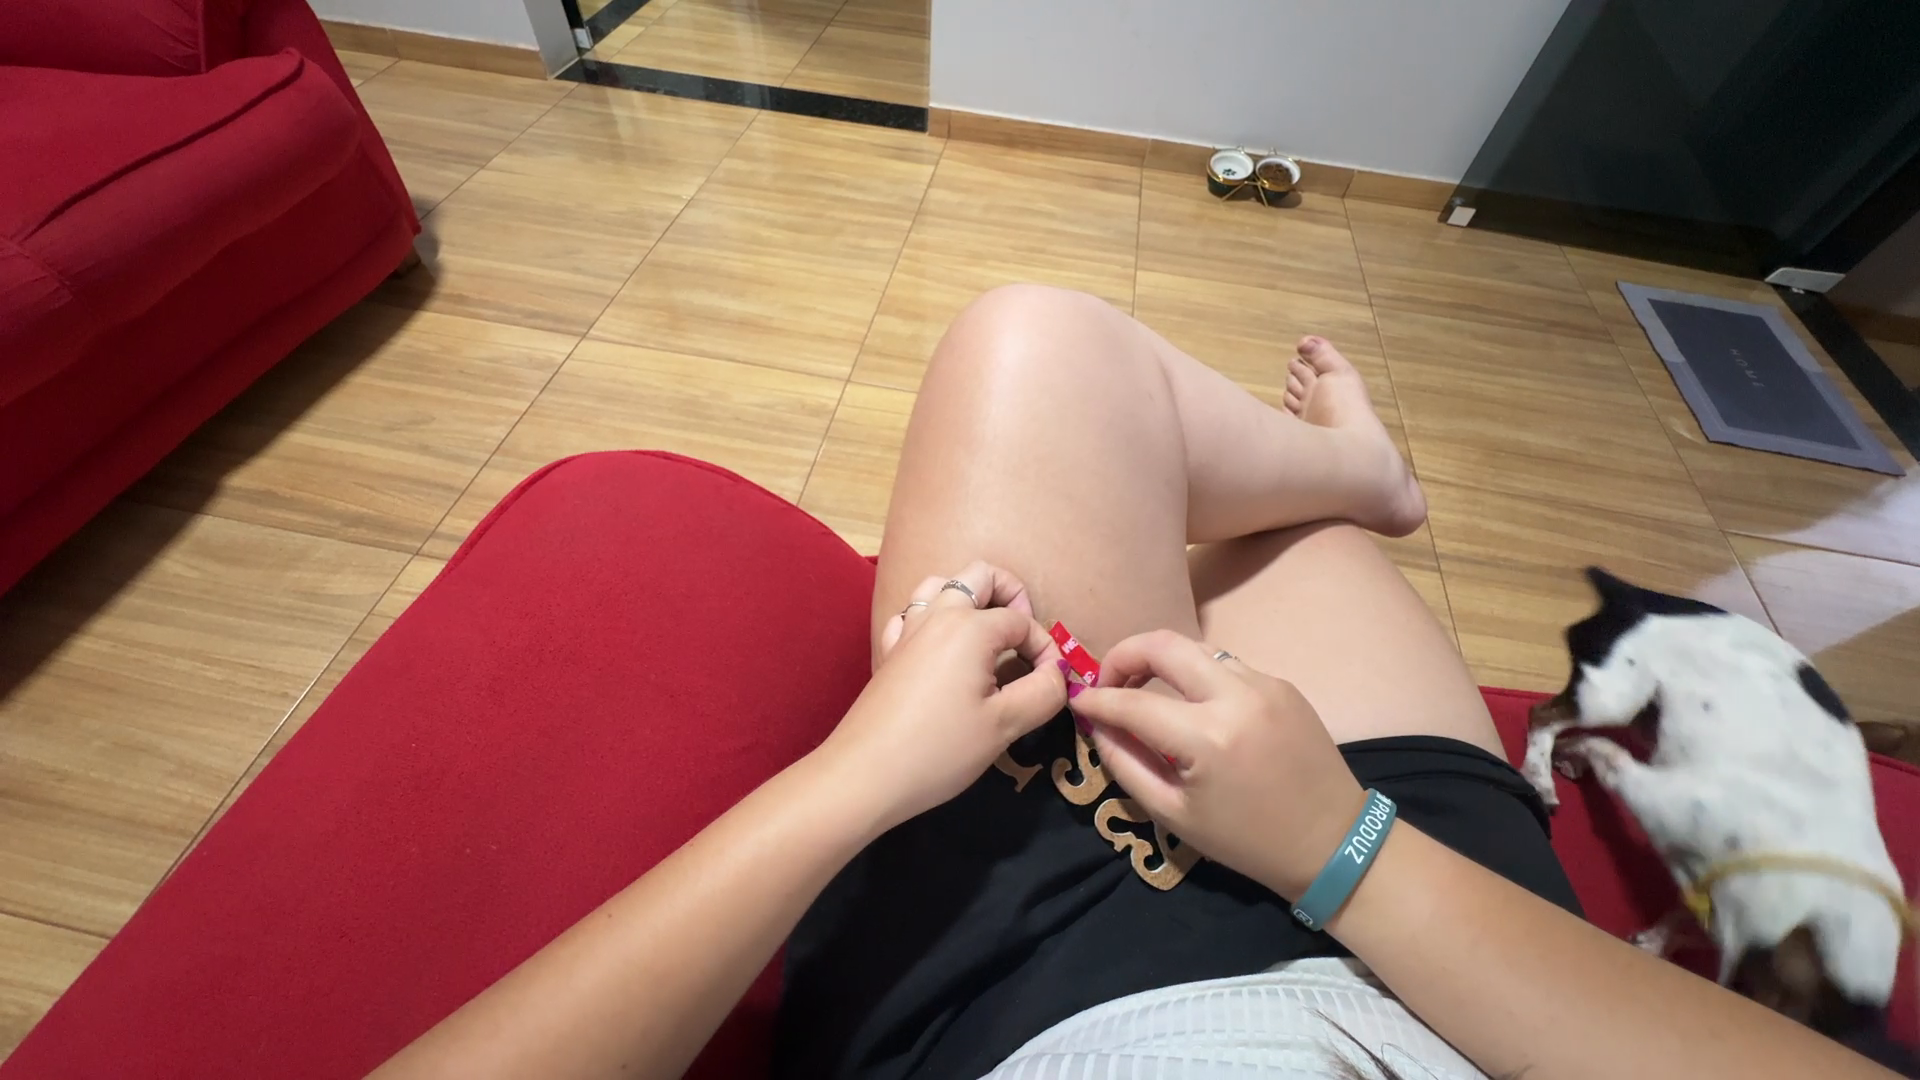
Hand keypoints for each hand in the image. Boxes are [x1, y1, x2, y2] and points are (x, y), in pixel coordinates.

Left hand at [817, 562, 1065, 830]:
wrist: (864, 774)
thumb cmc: (940, 749)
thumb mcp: (1004, 725)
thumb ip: (1042, 693)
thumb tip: (1058, 675)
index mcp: (970, 628)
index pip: (1021, 621)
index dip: (1045, 650)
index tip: (1051, 684)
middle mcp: (938, 615)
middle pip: (980, 575)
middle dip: (1011, 595)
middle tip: (1021, 636)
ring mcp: (908, 630)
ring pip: (940, 585)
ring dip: (969, 598)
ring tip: (986, 634)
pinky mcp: (889, 651)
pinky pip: (911, 614)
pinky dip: (932, 619)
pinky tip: (941, 649)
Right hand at [1068, 630, 1366, 898]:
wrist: (1335, 844)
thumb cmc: (1246, 840)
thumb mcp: (1173, 814)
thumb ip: (1126, 763)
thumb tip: (1097, 724)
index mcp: (1207, 738)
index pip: (1132, 701)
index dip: (1096, 699)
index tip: (1076, 700)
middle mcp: (1236, 697)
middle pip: (1163, 643)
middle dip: (1124, 654)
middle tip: (1109, 681)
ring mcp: (1264, 683)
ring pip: (1194, 647)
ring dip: (1160, 660)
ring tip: (1144, 688)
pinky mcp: (1282, 684)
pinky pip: (1224, 665)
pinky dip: (1195, 675)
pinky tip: (1192, 704)